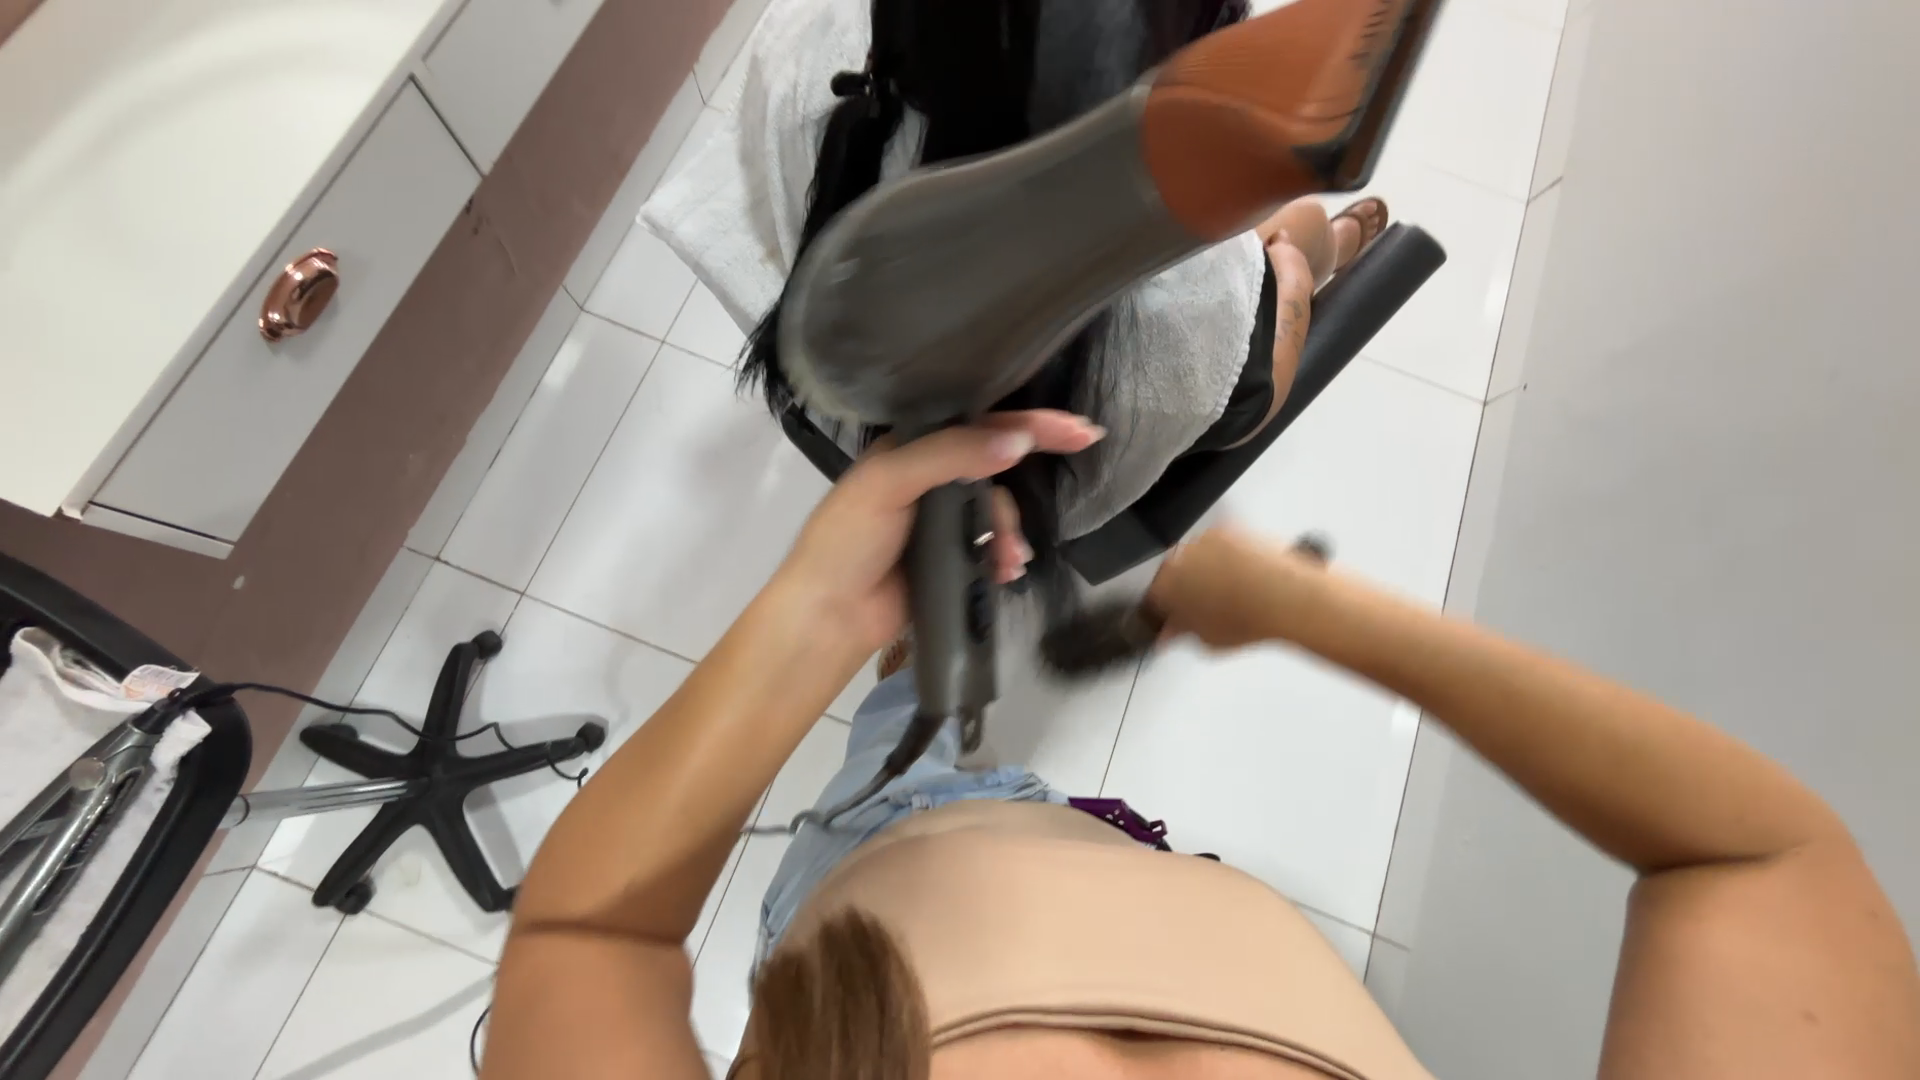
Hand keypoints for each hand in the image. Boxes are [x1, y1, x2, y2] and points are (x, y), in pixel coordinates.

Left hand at [777, 411, 1104, 651]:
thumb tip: (1017, 441)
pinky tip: (1005, 572)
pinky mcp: (950, 554)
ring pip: (998, 507)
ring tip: (1009, 560)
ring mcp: (941, 517)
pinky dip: (1004, 554)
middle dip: (1033, 464)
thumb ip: (950, 455)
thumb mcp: (890, 482)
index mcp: (910, 447)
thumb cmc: (848, 540)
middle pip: (995, 460)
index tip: (1077, 428)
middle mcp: (928, 474)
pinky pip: (992, 543)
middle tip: (1087, 447)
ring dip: (1012, 529)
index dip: (1028, 421)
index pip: (977, 422)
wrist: (830, 615)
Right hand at [1146, 524, 1328, 649]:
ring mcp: (1206, 540)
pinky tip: (1243, 576)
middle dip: (1186, 588)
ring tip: (1230, 592)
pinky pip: (1222, 544)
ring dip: (1207, 569)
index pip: (1154, 597)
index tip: (1176, 618)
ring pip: (1198, 556)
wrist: (1288, 597)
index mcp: (1166, 584)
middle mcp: (1181, 556)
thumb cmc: (1250, 617)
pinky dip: (1229, 557)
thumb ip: (1182, 633)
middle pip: (1175, 572)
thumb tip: (1173, 631)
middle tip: (1205, 608)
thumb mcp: (1208, 641)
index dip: (1166, 611)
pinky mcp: (1231, 528)